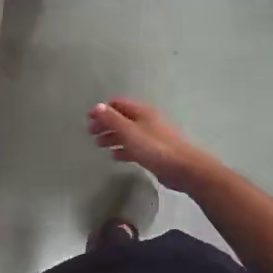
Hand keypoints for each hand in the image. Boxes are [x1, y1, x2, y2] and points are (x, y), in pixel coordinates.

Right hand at [87, 96, 219, 192]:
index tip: (89, 119)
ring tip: (99, 145)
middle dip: (106, 124)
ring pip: (127, 133)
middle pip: (121, 118)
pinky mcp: (153, 152)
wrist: (184, 168)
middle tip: (91, 133)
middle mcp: (146, 121)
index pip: (118, 104)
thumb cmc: (155, 148)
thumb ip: (112, 120)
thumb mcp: (130, 132)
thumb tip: (97, 107)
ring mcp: (150, 137)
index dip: (103, 110)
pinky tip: (115, 156)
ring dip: (112, 137)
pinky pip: (134, 147)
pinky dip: (122, 149)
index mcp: (142, 112)